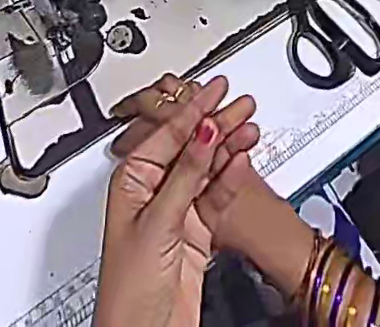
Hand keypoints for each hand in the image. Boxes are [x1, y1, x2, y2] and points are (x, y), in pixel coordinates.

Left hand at [96, 75, 257, 326]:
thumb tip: (203, 130)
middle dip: (219, 122)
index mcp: (133, 179)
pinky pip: (218, 191)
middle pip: (192, 144)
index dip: (196, 107)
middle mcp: (155, 188)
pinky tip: (242, 159)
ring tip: (250, 128)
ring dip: (230, 146)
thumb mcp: (159, 221)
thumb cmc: (129, 291)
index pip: (170, 132)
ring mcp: (177, 207)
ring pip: (208, 165)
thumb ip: (186, 173)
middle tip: (243, 103)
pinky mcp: (196, 227)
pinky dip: (232, 175)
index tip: (216, 88)